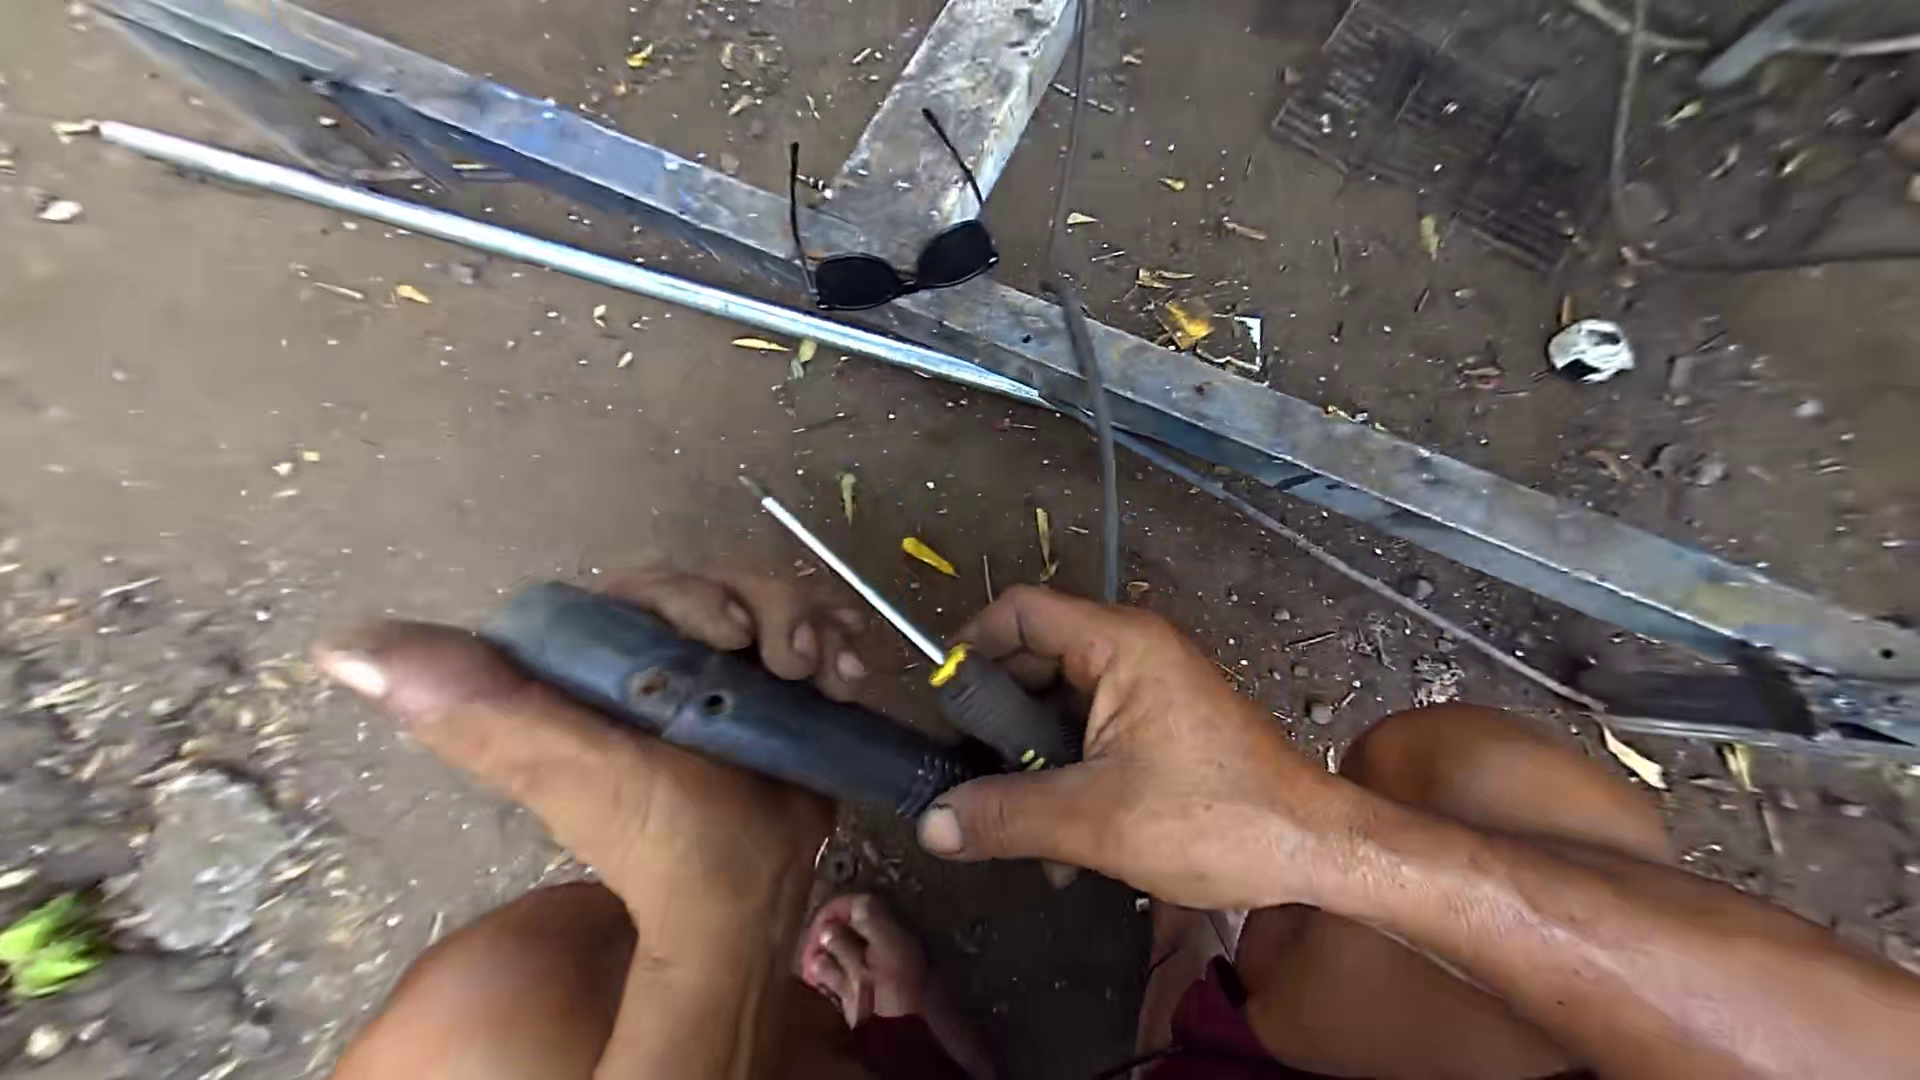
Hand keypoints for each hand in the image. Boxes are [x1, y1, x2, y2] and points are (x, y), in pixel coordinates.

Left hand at [310, 568, 869, 945]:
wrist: (753, 890)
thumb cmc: (663, 843)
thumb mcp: (576, 776)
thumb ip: (483, 715)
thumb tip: (347, 643)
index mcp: (611, 662)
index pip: (646, 586)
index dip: (692, 594)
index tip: (726, 635)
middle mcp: (670, 652)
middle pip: (725, 584)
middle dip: (772, 606)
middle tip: (795, 659)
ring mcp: (734, 665)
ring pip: (779, 601)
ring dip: (813, 623)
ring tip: (833, 671)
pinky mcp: (784, 681)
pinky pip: (817, 634)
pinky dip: (839, 643)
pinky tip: (852, 674)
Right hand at [914, 585, 1370, 910]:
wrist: (1317, 849)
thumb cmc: (1214, 818)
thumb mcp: (1096, 821)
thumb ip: (1005, 816)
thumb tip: (930, 824)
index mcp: (1118, 642)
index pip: (1020, 610)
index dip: (972, 644)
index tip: (946, 701)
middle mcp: (1129, 646)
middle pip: (1032, 654)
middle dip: (999, 714)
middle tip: (978, 768)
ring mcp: (1143, 680)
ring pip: (1055, 696)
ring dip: (1030, 751)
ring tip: (1015, 811)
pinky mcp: (1152, 714)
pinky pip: (1084, 722)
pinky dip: (1061, 762)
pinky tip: (1056, 825)